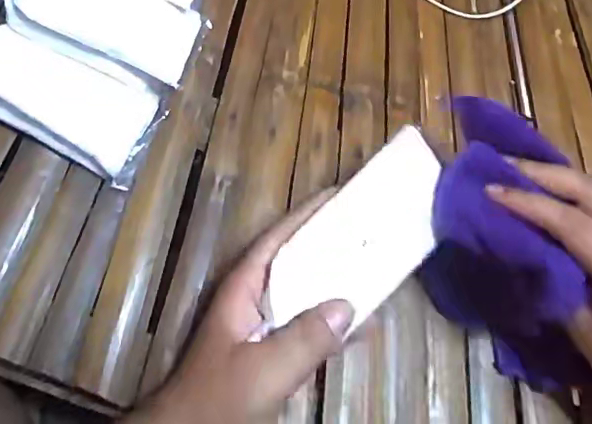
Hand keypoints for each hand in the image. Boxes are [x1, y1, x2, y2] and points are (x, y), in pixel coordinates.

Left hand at [128, 192, 354, 423]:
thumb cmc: (219, 398)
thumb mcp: (262, 369)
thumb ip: (303, 338)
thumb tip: (347, 303)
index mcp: (244, 285)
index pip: (279, 237)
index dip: (307, 214)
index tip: (338, 193)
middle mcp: (254, 298)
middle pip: (295, 261)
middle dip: (327, 244)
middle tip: (364, 228)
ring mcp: (262, 327)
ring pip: (304, 294)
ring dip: (334, 284)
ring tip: (372, 268)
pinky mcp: (270, 356)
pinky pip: (308, 328)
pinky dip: (333, 324)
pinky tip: (361, 326)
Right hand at [488, 161, 591, 423]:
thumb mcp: (583, 331)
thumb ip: (554, 279)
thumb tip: (521, 243)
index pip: (571, 221)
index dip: (528, 202)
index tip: (491, 189)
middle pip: (591, 191)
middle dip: (544, 173)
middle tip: (505, 164)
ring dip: (565, 177)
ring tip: (529, 173)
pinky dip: (585, 191)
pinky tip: (565, 193)